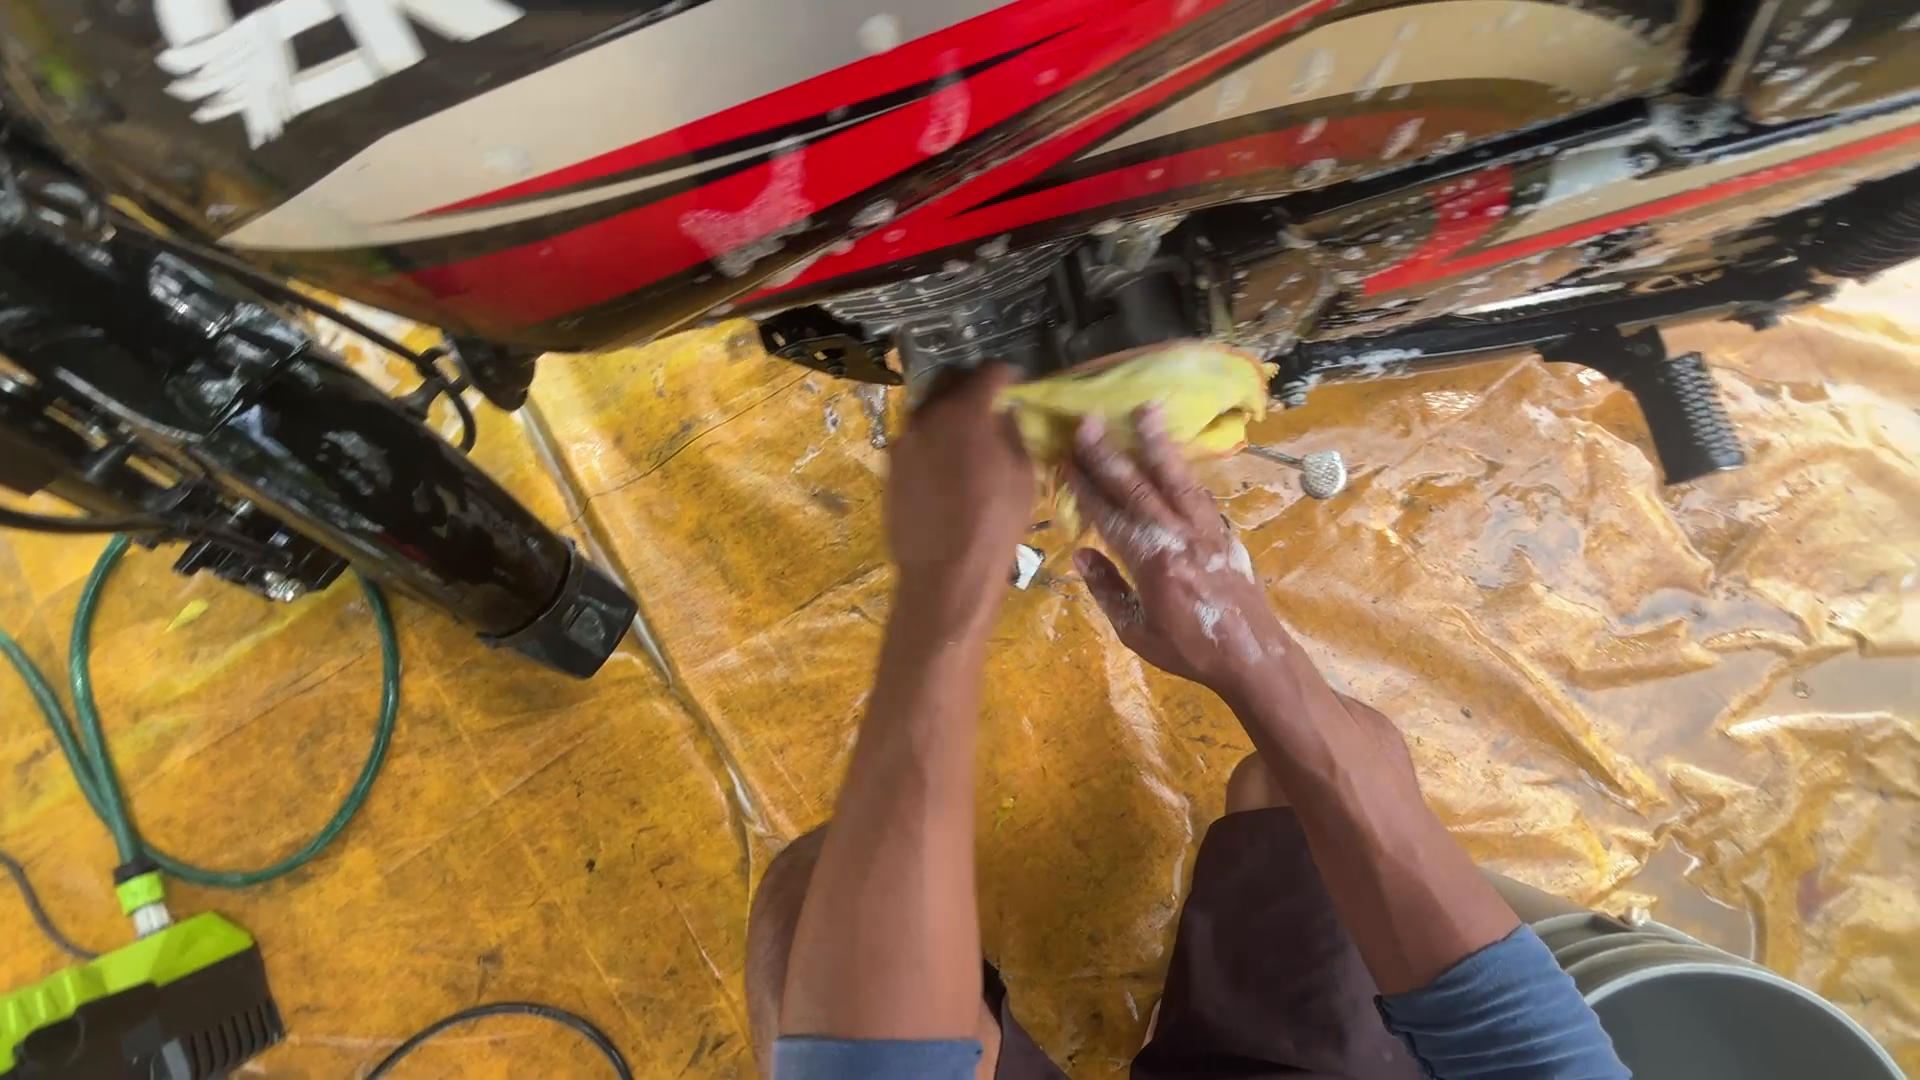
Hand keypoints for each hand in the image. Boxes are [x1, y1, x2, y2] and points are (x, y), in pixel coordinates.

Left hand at [886, 363, 1034, 622]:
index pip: (988, 372)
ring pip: (926, 409)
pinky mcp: (890, 466)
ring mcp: (903, 440)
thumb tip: (1003, 414)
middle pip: (947, 379)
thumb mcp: (1023, 475)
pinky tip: (945, 463)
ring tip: (965, 435)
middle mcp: (927, 415)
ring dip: (947, 411)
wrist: (946, 572)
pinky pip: (913, 439)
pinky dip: (931, 439)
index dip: (1007, 374)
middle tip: (988, 402)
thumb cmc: (996, 524)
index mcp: (965, 411)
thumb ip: (1012, 433)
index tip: (1017, 383)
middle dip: (970, 384)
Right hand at [1067, 405, 1291, 702]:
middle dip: (1110, 454)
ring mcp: (1205, 530)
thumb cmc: (1189, 649)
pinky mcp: (1223, 531)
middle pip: (1139, 487)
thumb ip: (1107, 589)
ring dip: (1157, 444)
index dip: (1086, 488)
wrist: (1252, 655)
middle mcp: (1179, 537)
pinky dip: (1181, 469)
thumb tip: (1081, 554)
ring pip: (1176, 478)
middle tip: (1090, 422)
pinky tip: (1172, 454)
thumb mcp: (1135, 630)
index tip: (1066, 461)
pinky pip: (1198, 492)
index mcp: (1153, 562)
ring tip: (1146, 410)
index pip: (1111, 516)